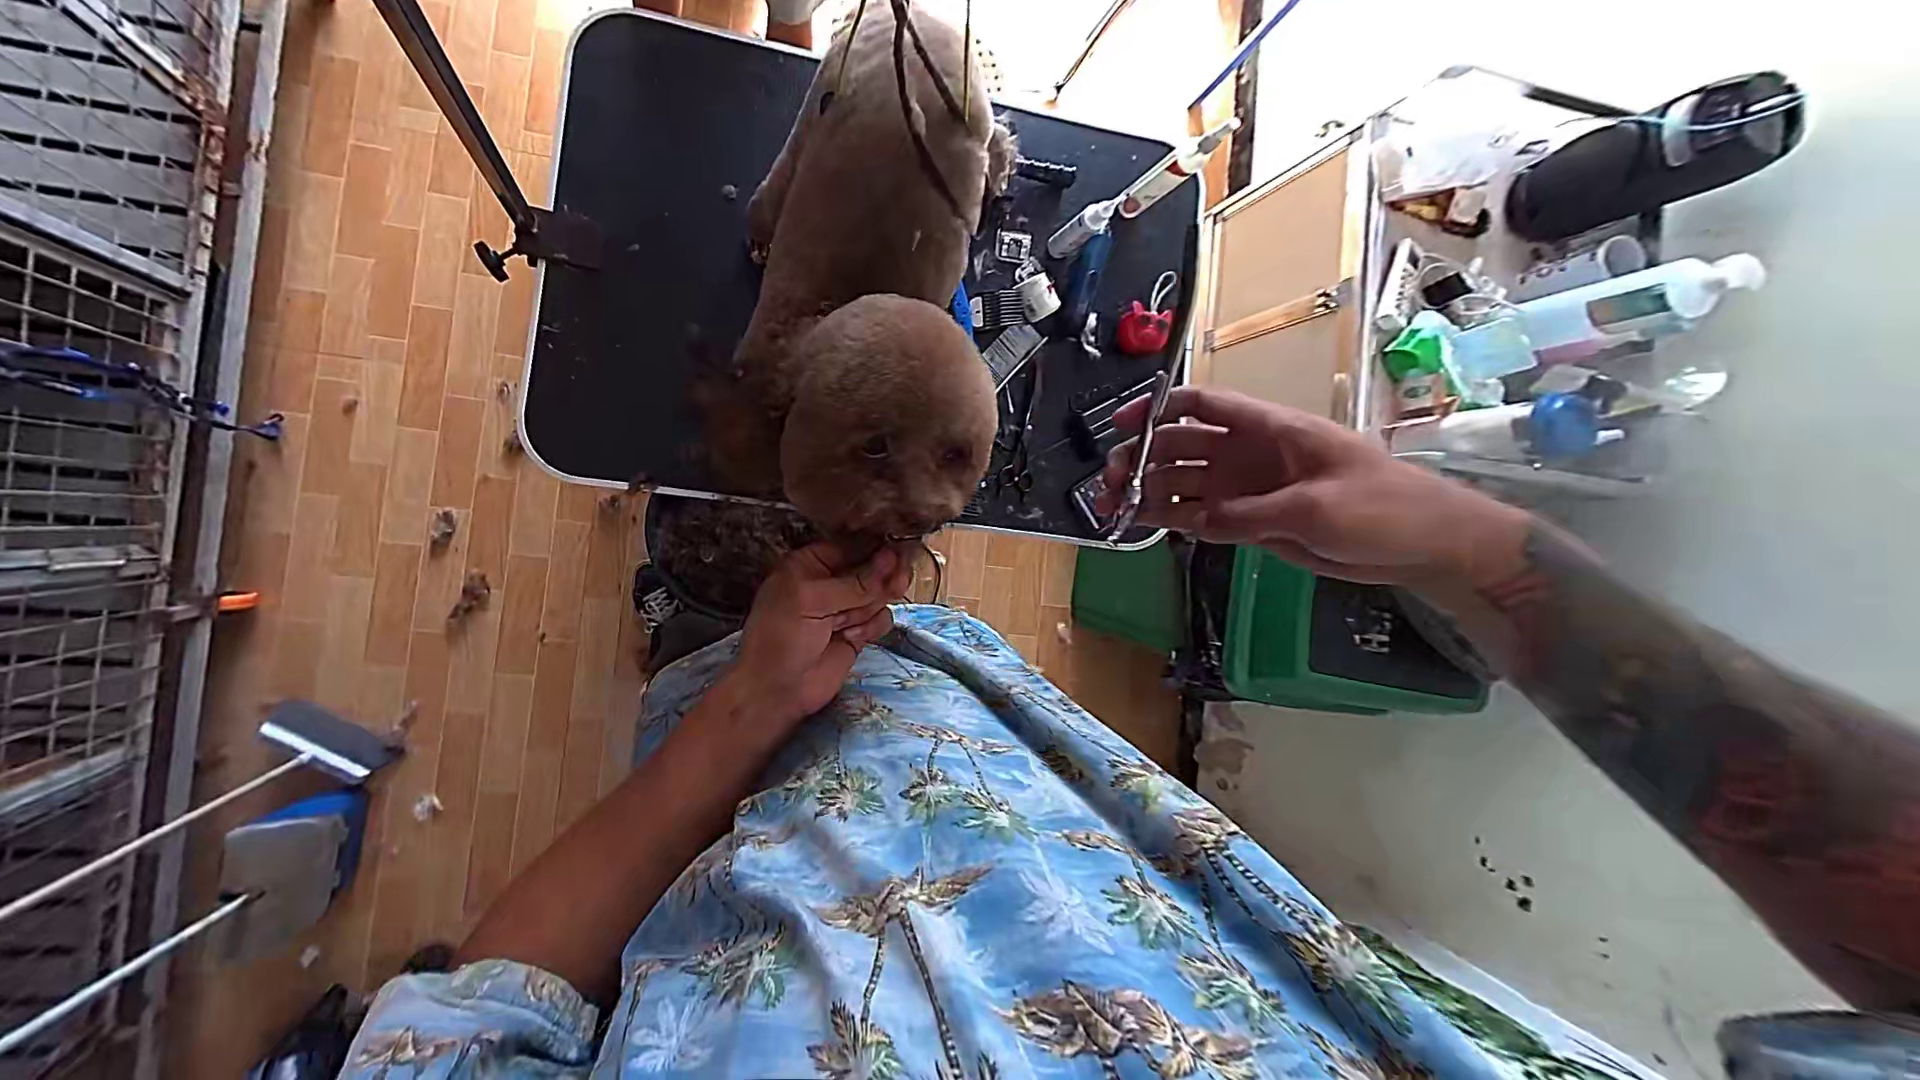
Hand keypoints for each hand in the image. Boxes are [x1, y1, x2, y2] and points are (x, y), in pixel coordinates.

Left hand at [725, 541, 912, 730]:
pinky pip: (881, 618)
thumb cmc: (780, 638)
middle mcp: (830, 582)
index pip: (852, 546)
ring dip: (872, 606)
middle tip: (895, 585)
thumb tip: (891, 559)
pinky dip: (872, 627)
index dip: (875, 550)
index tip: (895, 555)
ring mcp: (845, 607)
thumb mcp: (810, 600)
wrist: (777, 691)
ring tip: (850, 623)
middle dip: (882, 578)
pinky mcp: (858, 632)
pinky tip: (852, 639)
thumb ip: (854, 582)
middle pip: (873, 568)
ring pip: (880, 593)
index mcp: (810, 564)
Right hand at [1097, 386, 1529, 589]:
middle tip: (1108, 483)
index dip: (1158, 408)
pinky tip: (1138, 524)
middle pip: (1179, 446)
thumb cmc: (1381, 506)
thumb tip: (1193, 520)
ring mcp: (1243, 489)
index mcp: (1267, 429)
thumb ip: (1249, 513)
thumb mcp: (1315, 507)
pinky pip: (1196, 516)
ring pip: (1180, 483)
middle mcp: (1246, 454)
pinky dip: (1166, 519)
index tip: (1122, 425)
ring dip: (1144, 492)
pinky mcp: (1246, 521)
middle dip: (1140, 458)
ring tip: (1110, 508)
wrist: (1421, 546)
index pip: (1202, 406)